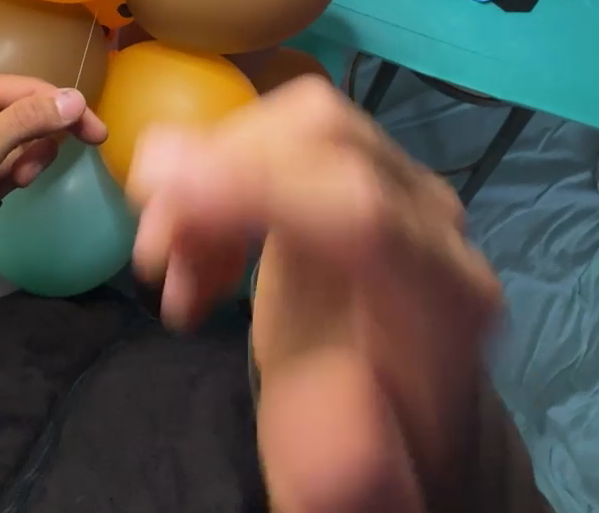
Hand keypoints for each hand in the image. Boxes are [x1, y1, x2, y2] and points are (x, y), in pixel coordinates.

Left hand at [0, 70, 107, 213]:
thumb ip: (28, 121)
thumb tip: (78, 98)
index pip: (35, 89)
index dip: (69, 111)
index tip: (98, 136)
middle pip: (30, 115)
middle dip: (32, 149)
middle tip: (24, 178)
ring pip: (22, 139)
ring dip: (19, 165)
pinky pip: (7, 155)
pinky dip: (6, 174)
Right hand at [127, 78, 500, 512]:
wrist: (399, 399)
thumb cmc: (370, 439)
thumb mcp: (360, 480)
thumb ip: (354, 472)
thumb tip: (330, 458)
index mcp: (447, 296)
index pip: (366, 216)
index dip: (262, 189)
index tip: (164, 189)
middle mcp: (431, 219)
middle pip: (331, 139)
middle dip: (224, 167)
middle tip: (151, 245)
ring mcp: (395, 179)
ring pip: (299, 122)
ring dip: (214, 171)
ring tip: (170, 262)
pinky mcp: (356, 165)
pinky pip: (286, 132)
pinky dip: (220, 170)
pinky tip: (196, 245)